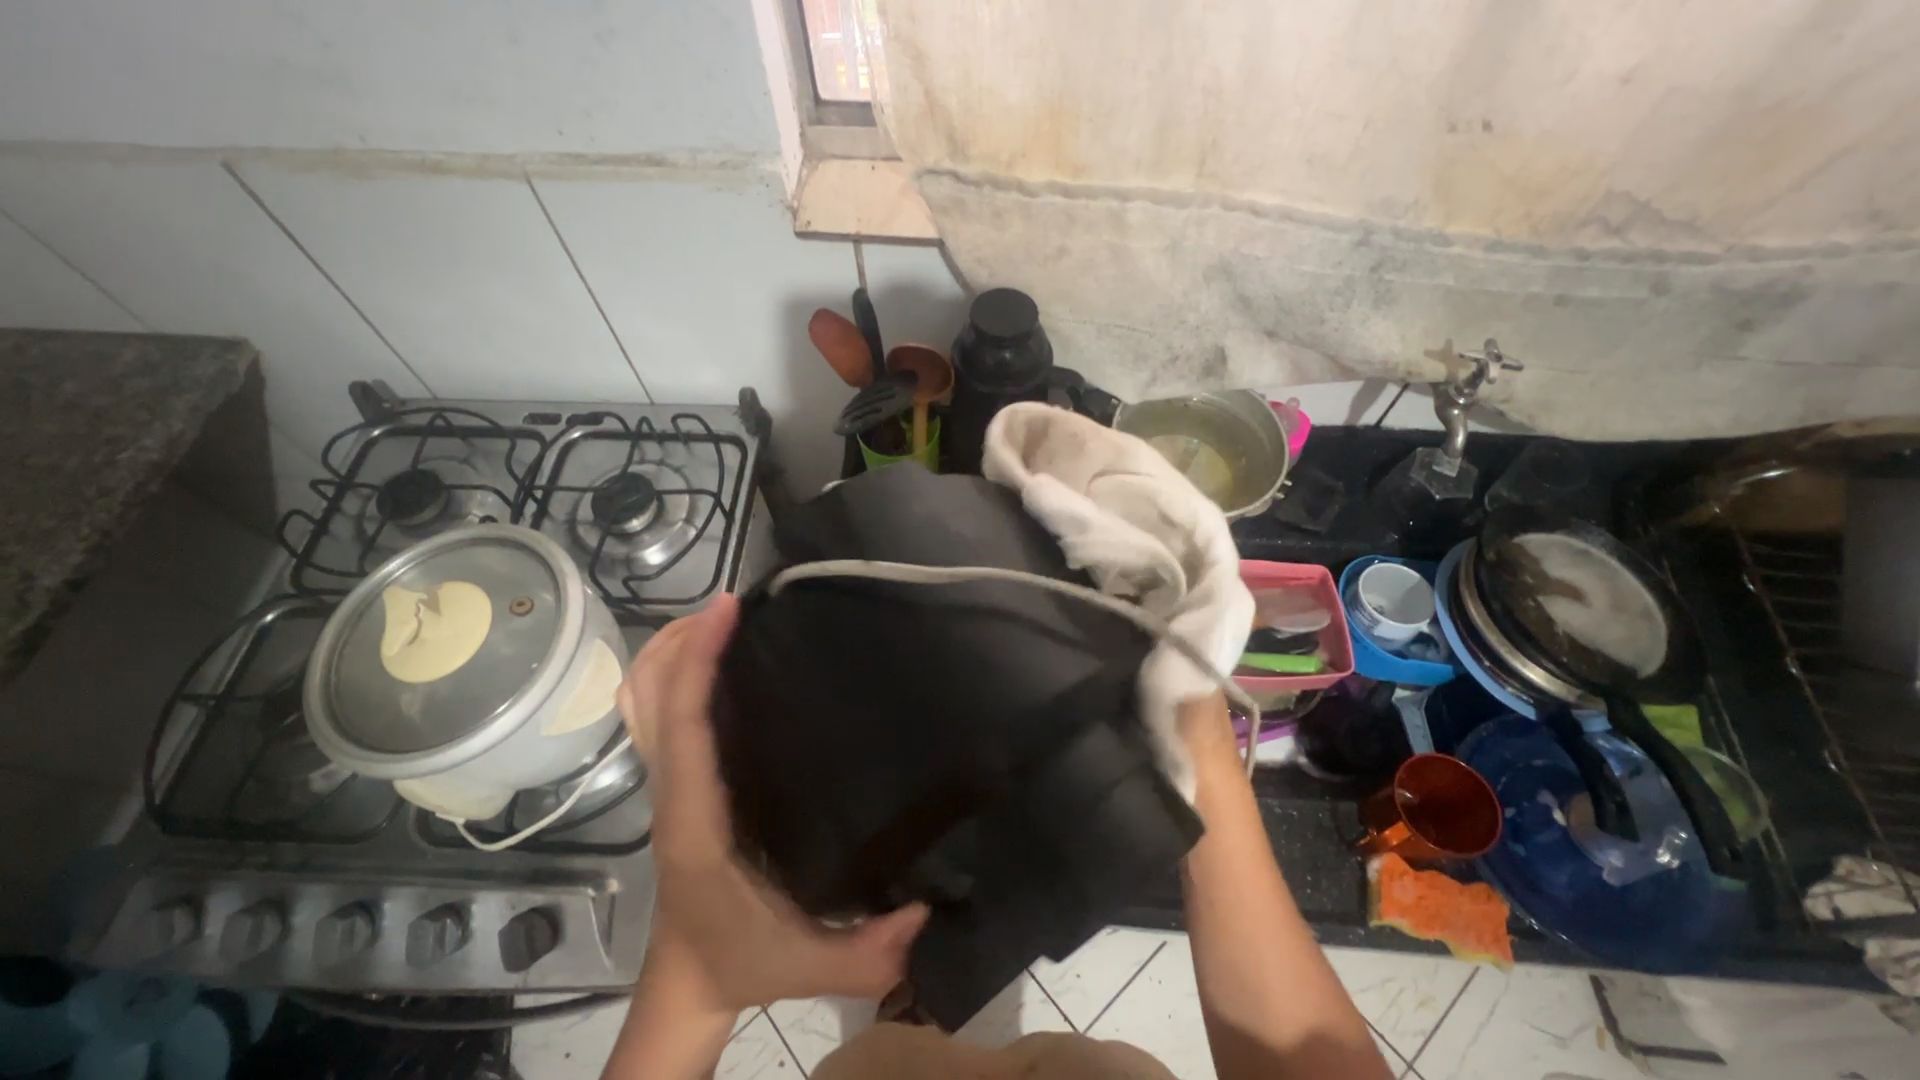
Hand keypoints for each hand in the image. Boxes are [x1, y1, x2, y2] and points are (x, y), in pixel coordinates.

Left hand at [616, 594, 928, 1011]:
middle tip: (731, 603)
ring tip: (718, 620)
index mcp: (697, 824)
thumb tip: (928, 911)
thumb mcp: (811, 967)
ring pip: (641, 703)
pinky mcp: (672, 784)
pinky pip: (653, 716)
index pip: (684, 728)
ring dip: (668, 652)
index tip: (726, 610)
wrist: (689, 979)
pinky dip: (669, 676)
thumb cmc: (745, 962)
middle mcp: (671, 795)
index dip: (697, 662)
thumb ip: (870, 951)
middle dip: (678, 640)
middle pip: (647, 698)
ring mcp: (664, 787)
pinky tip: (712, 664)